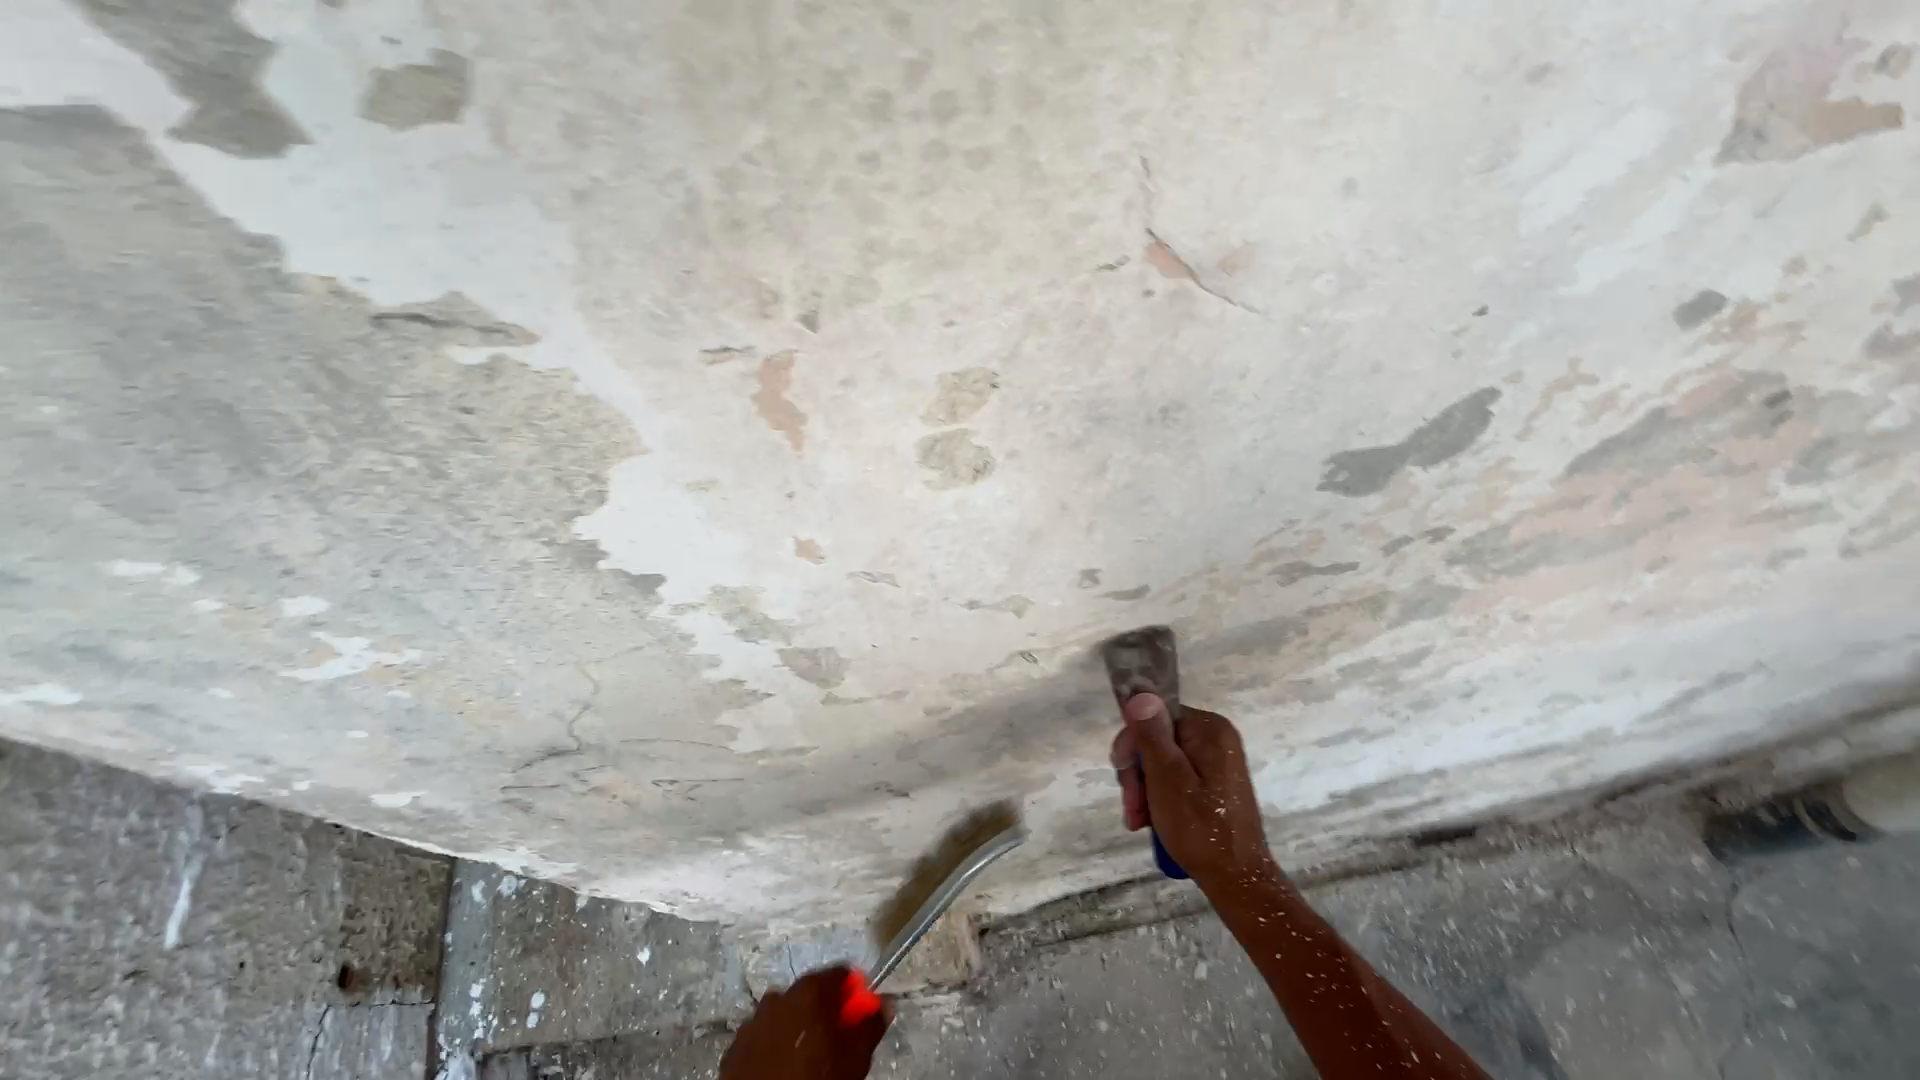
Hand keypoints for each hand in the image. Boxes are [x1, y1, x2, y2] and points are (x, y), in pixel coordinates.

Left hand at [718, 966, 891, 1079]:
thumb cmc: (816, 1079)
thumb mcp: (855, 1057)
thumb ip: (872, 1025)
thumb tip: (886, 1003)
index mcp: (811, 991)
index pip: (842, 973)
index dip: (856, 991)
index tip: (862, 1014)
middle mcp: (780, 995)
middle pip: (813, 993)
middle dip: (827, 1011)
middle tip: (838, 1041)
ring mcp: (754, 1019)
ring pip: (787, 1013)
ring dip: (800, 1026)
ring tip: (809, 1057)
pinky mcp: (736, 1044)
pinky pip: (764, 1034)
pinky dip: (775, 1042)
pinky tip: (783, 1066)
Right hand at [1110, 694, 1277, 896]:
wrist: (1236, 880)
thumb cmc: (1200, 828)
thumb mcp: (1167, 778)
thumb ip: (1152, 734)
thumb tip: (1140, 693)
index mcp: (1210, 729)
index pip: (1155, 717)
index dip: (1133, 745)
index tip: (1122, 775)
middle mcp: (1217, 738)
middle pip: (1158, 740)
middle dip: (1137, 773)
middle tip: (1131, 807)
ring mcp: (1218, 762)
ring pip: (1163, 762)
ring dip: (1144, 790)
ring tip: (1139, 820)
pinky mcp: (1216, 784)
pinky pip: (1177, 779)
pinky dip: (1160, 798)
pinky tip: (1151, 821)